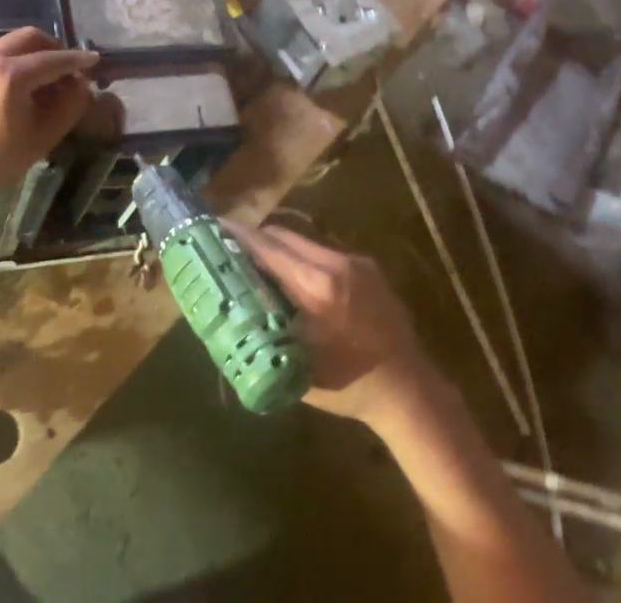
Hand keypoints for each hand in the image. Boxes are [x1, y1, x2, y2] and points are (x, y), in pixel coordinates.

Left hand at [0, 28, 97, 215]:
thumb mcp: (42, 136)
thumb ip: (68, 106)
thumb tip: (80, 86)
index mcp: (11, 74)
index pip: (53, 59)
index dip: (77, 60)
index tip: (95, 61)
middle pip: (29, 38)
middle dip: (53, 48)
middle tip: (68, 66)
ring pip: (8, 45)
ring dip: (31, 54)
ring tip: (44, 78)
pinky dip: (11, 62)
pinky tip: (18, 86)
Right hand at [231, 222, 439, 431]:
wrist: (409, 391)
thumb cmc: (348, 386)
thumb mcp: (293, 366)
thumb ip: (260, 335)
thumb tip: (223, 316)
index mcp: (318, 288)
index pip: (268, 248)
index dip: (237, 236)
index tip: (210, 228)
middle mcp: (338, 264)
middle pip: (283, 236)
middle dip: (253, 239)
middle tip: (226, 249)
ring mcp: (356, 263)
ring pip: (304, 242)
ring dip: (277, 249)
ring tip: (254, 264)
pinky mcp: (368, 268)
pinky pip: (323, 253)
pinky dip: (300, 259)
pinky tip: (291, 281)